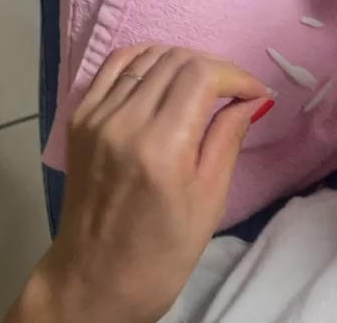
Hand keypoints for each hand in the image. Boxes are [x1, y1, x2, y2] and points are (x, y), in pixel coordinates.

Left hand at [9, 46, 269, 322]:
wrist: (93, 280)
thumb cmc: (160, 255)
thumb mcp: (208, 202)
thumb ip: (228, 139)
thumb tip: (252, 98)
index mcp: (161, 147)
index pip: (200, 76)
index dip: (234, 74)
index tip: (256, 91)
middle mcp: (124, 121)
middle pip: (175, 59)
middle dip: (213, 65)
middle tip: (235, 88)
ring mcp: (97, 115)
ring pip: (146, 56)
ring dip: (181, 60)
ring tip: (203, 83)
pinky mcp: (80, 115)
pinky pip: (114, 66)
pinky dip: (143, 58)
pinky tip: (162, 70)